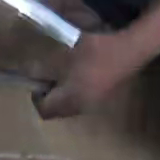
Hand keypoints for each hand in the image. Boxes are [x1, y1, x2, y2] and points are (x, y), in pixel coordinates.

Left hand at [36, 28, 157, 118]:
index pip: (44, 111)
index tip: (38, 83)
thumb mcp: (63, 55)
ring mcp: (97, 103)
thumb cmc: (94, 50)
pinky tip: (83, 75)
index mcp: (70, 99)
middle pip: (57, 111)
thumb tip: (29, 72)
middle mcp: (83, 106)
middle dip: (50, 98)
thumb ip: (43, 66)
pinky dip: (78, 93)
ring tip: (66, 75)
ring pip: (71, 107)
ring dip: (64, 95)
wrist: (130, 48)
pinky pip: (85, 101)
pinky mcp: (108, 97)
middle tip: (50, 79)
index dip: (37, 98)